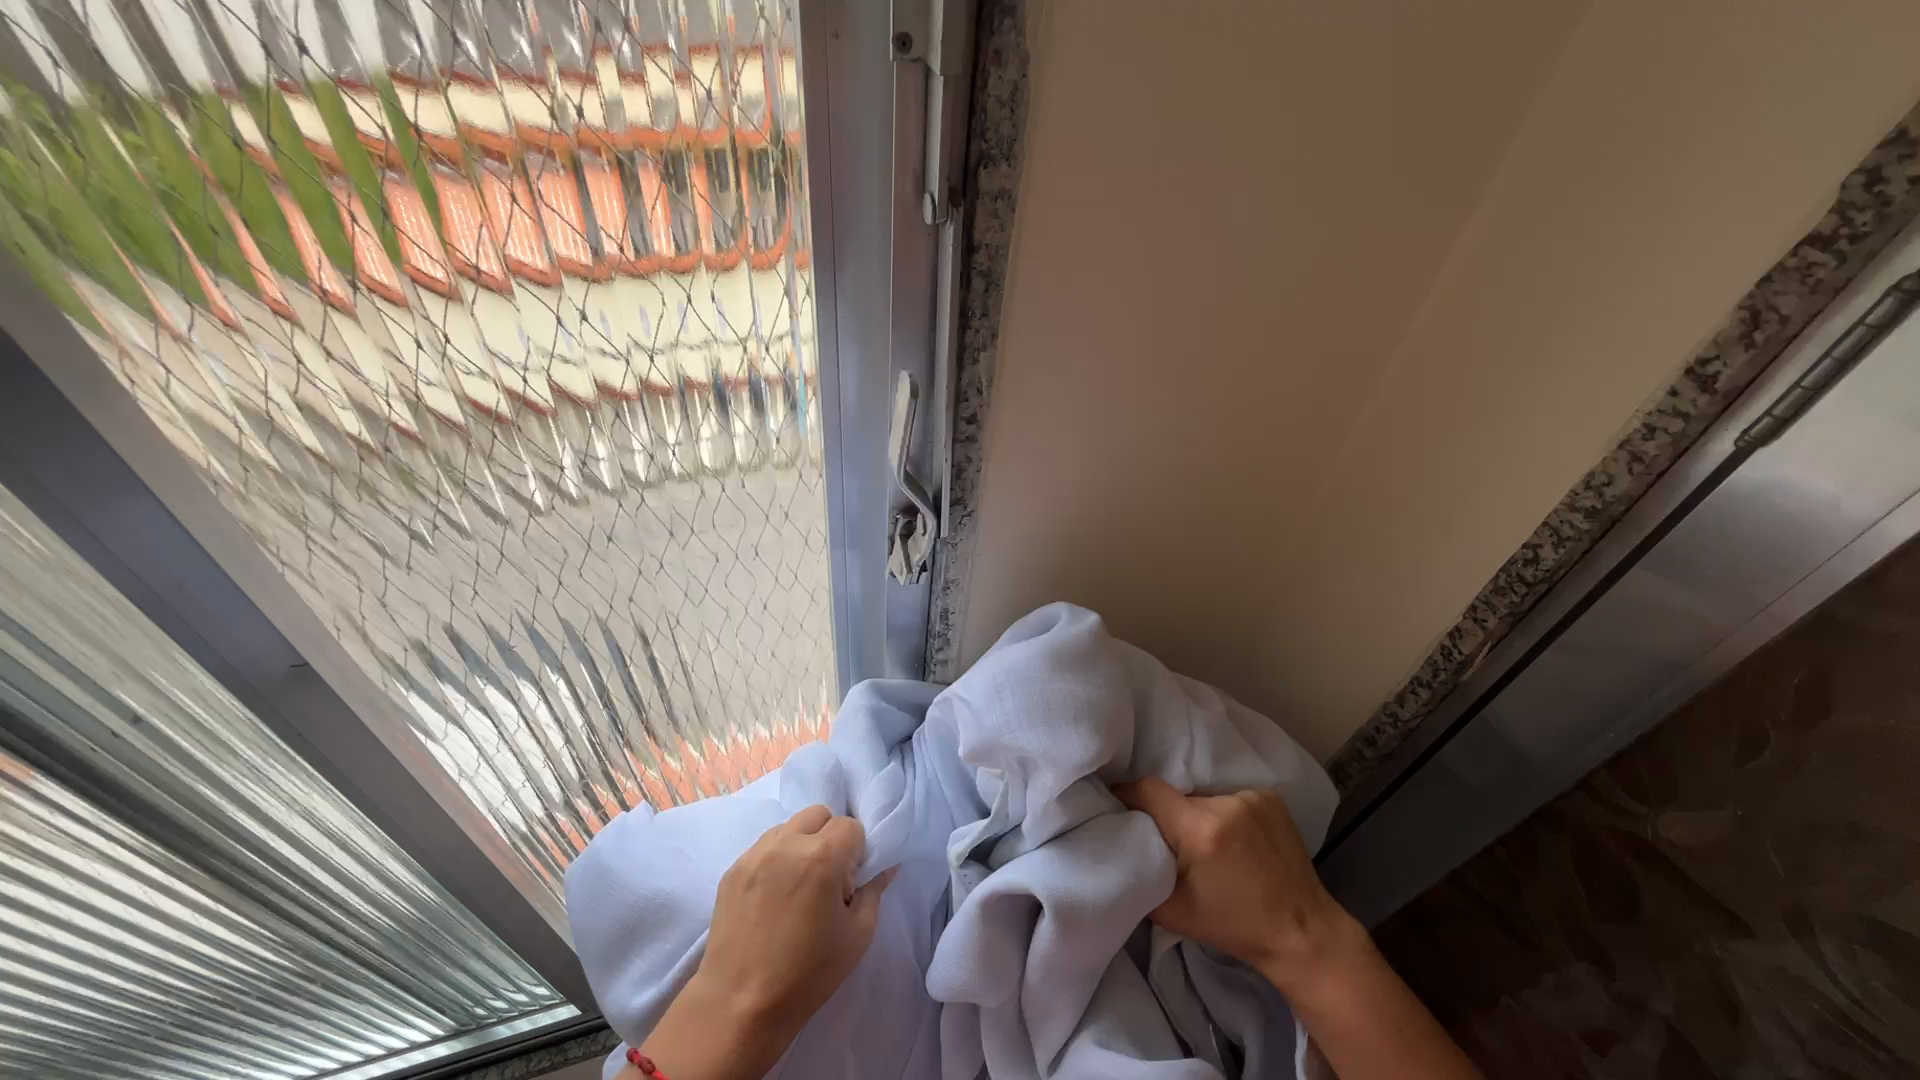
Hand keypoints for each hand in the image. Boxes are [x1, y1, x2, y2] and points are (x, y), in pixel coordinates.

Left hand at [636, 806, 896, 1079]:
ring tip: (799, 887)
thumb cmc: (809, 974)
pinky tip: (775, 897)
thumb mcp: (858, 935)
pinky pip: (763, 847)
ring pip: (788, 827)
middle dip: (830, 837)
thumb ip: (874, 890)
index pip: (851, 826)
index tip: (851, 883)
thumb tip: (885, 865)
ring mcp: (754, 855)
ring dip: (802, 844)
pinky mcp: (732, 870)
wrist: (741, 1004)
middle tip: (829, 878)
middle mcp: (786, 845)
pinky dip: (777, 859)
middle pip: (819, 815)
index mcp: (821, 857)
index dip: (858, 851)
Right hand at [1114, 775, 1358, 989]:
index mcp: (1200, 829)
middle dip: (1167, 814)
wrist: (1302, 932)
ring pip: (1203, 797)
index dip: (1127, 796)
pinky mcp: (1270, 798)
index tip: (1117, 806)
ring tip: (1206, 845)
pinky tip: (1233, 841)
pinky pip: (1229, 797)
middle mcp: (1226, 804)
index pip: (1148, 789)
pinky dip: (1224, 814)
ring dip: (1197, 815)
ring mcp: (1252, 797)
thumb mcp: (1171, 910)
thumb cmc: (1233, 926)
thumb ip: (1139, 872)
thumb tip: (1115, 844)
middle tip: (1167, 842)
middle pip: (1177, 796)